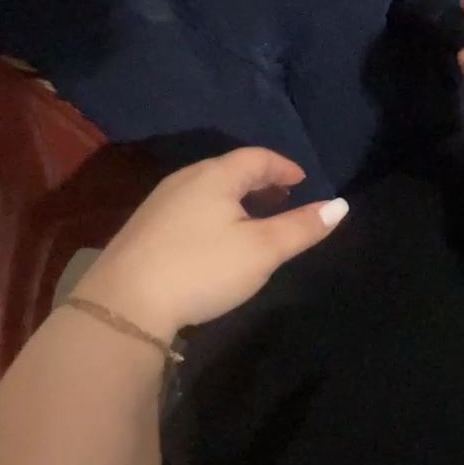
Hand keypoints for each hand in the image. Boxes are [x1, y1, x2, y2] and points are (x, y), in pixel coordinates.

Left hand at [72, 148, 347, 334]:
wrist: (122, 306)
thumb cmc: (202, 269)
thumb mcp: (262, 251)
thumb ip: (302, 227)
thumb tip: (341, 205)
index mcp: (216, 176)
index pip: (258, 158)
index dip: (284, 167)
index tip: (302, 181)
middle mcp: (186, 179)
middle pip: (231, 169)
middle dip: (261, 181)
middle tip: (283, 198)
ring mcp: (160, 203)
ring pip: (208, 188)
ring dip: (237, 197)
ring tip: (255, 218)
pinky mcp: (144, 228)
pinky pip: (190, 205)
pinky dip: (214, 211)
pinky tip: (216, 238)